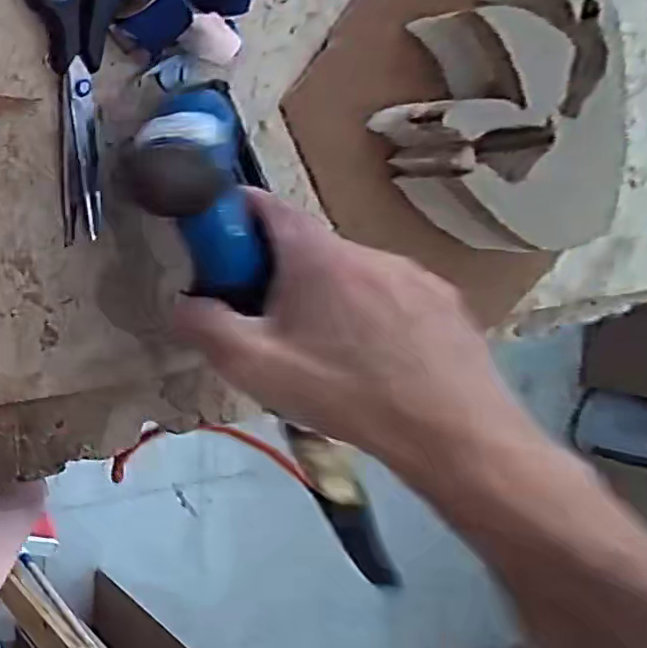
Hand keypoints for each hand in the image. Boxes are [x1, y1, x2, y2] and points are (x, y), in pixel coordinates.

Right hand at [171, 191, 537, 472]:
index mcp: (316, 255)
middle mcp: (365, 251)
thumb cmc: (346, 394)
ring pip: (345, 271)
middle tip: (258, 316)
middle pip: (302, 243)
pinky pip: (386, 294)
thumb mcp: (251, 364)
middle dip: (271, 268)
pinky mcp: (447, 305)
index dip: (230, 213)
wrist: (463, 444)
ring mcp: (414, 276)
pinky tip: (367, 361)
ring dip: (319, 294)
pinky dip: (363, 312)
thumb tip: (183, 304)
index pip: (263, 203)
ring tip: (316, 349)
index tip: (213, 245)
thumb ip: (202, 324)